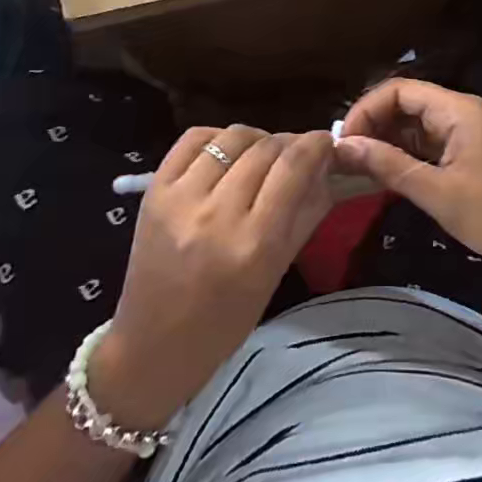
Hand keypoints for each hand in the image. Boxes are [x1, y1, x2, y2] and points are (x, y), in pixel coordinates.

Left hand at [91, 125, 334, 427]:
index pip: (293, 168)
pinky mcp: (154, 191)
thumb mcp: (277, 271)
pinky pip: (193, 139)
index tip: (327, 142)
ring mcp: (180, 199)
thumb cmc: (226, 320)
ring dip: (257, 139)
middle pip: (266, 148)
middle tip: (298, 153)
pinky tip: (228, 154)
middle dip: (291, 143)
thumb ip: (307, 214)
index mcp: (254, 244)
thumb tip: (327, 167)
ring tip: (262, 155)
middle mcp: (217, 215)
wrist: (155, 344)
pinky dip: (218, 138)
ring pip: (232, 137)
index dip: (317, 145)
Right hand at [336, 79, 481, 279]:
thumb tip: (343, 146)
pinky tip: (382, 173)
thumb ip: (388, 165)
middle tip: (346, 156)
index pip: (401, 89)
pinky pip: (427, 144)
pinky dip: (403, 155)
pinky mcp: (468, 154)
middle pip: (407, 103)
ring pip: (415, 125)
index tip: (344, 140)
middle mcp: (463, 112)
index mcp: (460, 110)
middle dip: (373, 124)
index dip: (367, 108)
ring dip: (386, 141)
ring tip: (357, 166)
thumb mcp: (436, 191)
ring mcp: (467, 134)